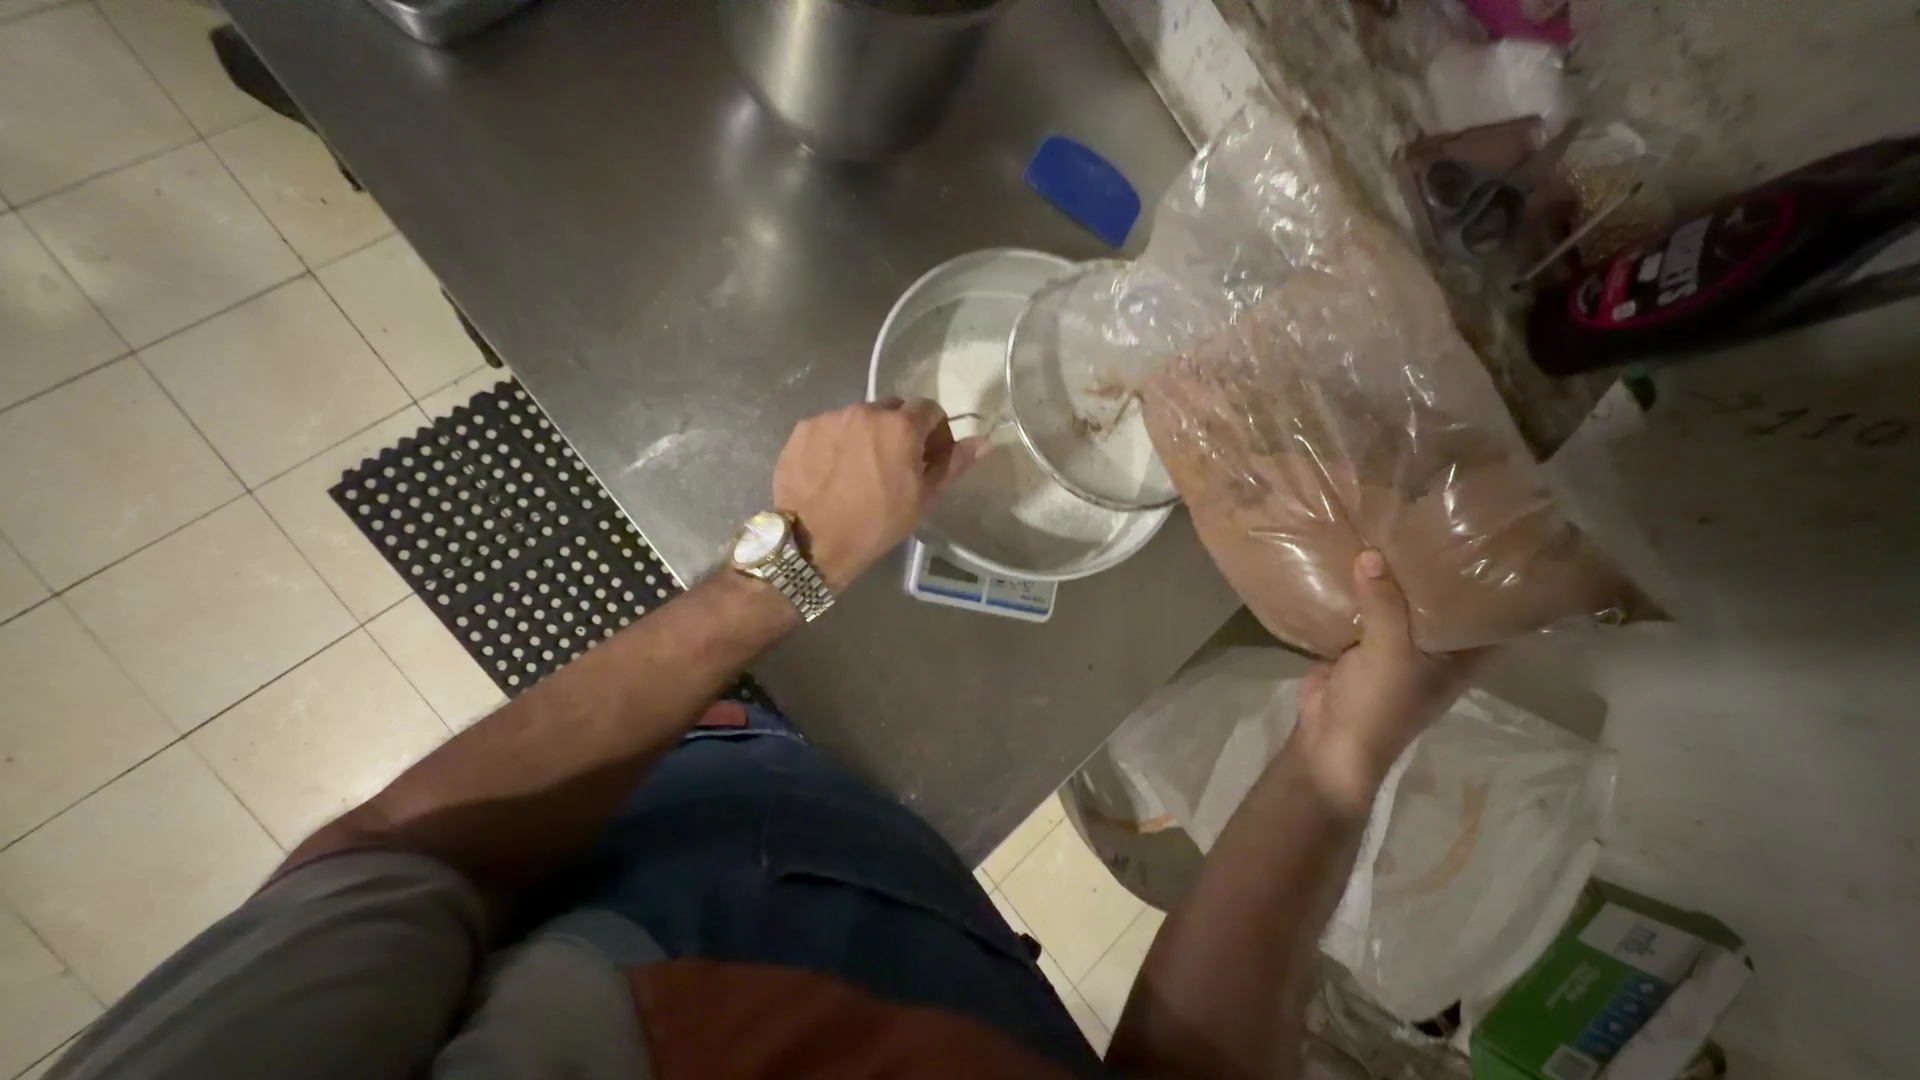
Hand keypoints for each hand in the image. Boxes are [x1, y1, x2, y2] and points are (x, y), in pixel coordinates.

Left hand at [773, 398, 984, 589]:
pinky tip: (833, 471)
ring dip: (866, 436)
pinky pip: (830, 428)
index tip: (929, 456)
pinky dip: (837, 443)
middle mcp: (865, 411)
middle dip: (899, 430)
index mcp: (900, 426)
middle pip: (892, 409)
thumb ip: (953, 464)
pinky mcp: (803, 429)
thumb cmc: (877, 523)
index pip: (929, 409)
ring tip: (859, 470)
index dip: (934, 431)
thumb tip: (984, 441)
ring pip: (859, 418)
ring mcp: (831, 418)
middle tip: (894, 464)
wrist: (812, 541)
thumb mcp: (923, 498)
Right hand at [1294, 550, 1483, 813]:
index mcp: (1459, 657)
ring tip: (1386, 530)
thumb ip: (1383, 604)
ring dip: (1387, 578)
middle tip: (1427, 520)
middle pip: (1435, 603)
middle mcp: (1431, 649)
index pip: (1487, 614)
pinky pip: (1358, 612)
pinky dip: (1353, 591)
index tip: (1489, 543)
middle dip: (1429, 571)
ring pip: (1394, 605)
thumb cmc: (1379, 706)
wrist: (1328, 742)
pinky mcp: (1355, 646)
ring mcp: (1391, 648)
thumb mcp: (1389, 653)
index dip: (1491, 583)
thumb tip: (1371, 553)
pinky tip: (1347, 557)